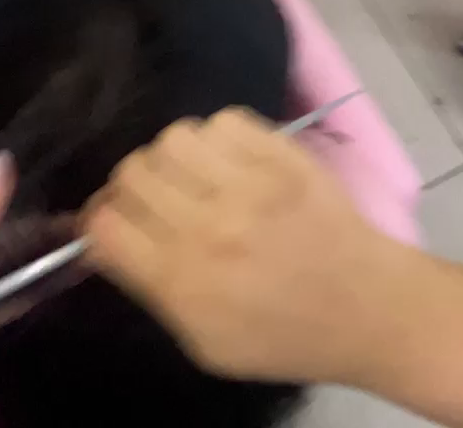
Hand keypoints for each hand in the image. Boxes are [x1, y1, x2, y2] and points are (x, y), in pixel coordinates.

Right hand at [82, 110, 422, 386]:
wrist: (365, 304)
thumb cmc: (282, 335)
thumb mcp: (204, 342)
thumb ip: (151, 289)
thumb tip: (106, 240)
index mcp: (185, 282)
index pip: (107, 226)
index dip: (98, 221)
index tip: (109, 223)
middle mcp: (210, 225)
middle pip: (133, 174)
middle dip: (130, 187)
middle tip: (152, 199)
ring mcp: (250, 183)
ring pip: (173, 138)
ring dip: (171, 157)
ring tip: (192, 175)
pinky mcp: (282, 153)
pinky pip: (224, 120)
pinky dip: (215, 136)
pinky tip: (228, 160)